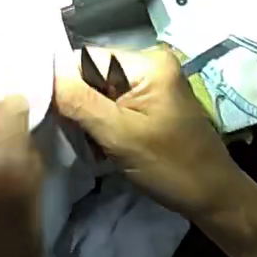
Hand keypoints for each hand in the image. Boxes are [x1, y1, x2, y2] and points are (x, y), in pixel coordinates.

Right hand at [54, 46, 252, 223]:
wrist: (214, 197)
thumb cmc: (172, 167)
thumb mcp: (121, 136)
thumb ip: (80, 102)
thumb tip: (43, 75)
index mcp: (147, 62)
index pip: (85, 58)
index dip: (63, 83)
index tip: (51, 113)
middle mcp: (148, 62)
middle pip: (90, 73)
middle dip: (76, 103)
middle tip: (77, 135)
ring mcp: (148, 81)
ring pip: (96, 90)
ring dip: (86, 117)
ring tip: (92, 144)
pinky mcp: (147, 100)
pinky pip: (109, 101)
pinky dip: (100, 123)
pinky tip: (103, 145)